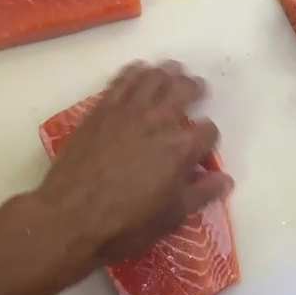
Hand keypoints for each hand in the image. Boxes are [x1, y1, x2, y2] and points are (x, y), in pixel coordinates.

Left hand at [36, 61, 233, 266]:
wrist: (70, 218)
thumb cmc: (125, 224)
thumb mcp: (171, 217)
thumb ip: (202, 193)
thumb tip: (226, 179)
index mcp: (181, 148)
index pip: (208, 130)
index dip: (208, 136)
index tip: (203, 143)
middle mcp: (160, 120)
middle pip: (185, 89)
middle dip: (195, 88)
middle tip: (196, 89)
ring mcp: (130, 110)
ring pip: (156, 77)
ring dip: (169, 72)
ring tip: (173, 72)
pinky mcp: (104, 107)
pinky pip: (124, 78)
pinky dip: (136, 70)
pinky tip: (140, 70)